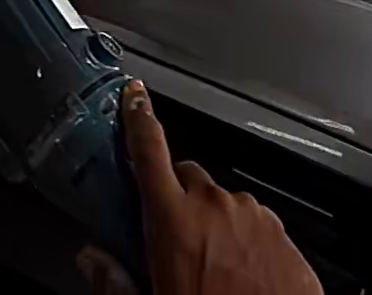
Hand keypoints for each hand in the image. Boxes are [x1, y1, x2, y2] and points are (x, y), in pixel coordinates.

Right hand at [117, 80, 323, 294]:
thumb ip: (116, 280)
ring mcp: (250, 213)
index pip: (149, 151)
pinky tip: (244, 276)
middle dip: (177, 197)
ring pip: (221, 202)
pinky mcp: (279, 229)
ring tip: (215, 269)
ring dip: (213, 222)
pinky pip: (253, 220)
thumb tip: (91, 257)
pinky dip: (244, 237)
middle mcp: (212, 204)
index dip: (138, 117)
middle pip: (185, 176)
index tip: (134, 94)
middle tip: (175, 238)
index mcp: (174, 220)